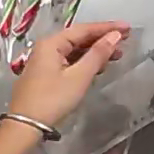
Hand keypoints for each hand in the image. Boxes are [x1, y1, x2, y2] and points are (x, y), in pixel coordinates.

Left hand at [6, 22, 128, 130]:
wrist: (25, 125)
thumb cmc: (53, 99)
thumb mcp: (79, 77)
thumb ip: (98, 54)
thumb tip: (115, 36)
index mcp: (52, 43)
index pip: (83, 29)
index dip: (107, 28)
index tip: (128, 28)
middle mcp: (46, 48)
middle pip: (78, 38)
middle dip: (102, 39)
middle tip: (125, 41)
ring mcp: (44, 62)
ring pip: (74, 51)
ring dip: (95, 52)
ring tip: (116, 55)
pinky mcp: (45, 75)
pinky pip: (69, 62)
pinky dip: (84, 62)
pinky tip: (97, 67)